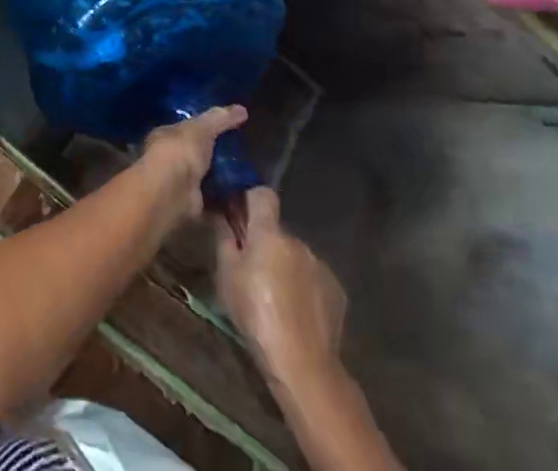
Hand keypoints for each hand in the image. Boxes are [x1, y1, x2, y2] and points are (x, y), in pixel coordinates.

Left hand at [139, 104, 246, 223]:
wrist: (172, 192)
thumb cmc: (180, 152)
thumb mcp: (200, 129)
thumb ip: (219, 119)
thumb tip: (241, 109)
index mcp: (166, 137)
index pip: (187, 130)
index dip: (206, 129)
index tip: (230, 130)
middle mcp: (170, 160)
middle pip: (198, 156)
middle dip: (218, 157)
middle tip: (246, 156)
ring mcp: (181, 184)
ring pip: (207, 179)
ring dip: (225, 180)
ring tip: (251, 176)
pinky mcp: (193, 205)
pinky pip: (214, 201)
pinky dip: (228, 200)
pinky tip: (246, 196)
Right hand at [215, 188, 345, 381]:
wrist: (301, 361)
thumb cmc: (254, 312)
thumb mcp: (226, 275)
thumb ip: (224, 239)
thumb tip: (221, 216)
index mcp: (270, 234)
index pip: (263, 195)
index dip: (250, 199)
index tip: (239, 214)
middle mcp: (299, 242)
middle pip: (277, 232)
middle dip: (264, 243)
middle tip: (249, 270)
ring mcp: (321, 266)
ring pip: (295, 256)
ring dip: (283, 265)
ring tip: (273, 296)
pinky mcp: (337, 290)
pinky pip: (312, 277)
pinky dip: (302, 285)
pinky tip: (294, 310)